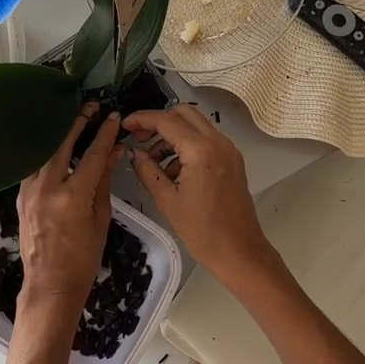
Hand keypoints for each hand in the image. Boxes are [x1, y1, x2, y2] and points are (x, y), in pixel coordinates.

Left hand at [16, 104, 121, 314]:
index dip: (104, 133)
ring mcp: (29, 191)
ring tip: (72, 119)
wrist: (50, 284)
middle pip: (62, 143)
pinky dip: (46, 152)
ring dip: (59, 133)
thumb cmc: (83, 258)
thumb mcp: (101, 218)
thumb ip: (104, 181)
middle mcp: (48, 188)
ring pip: (44, 151)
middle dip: (78, 122)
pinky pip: (34, 166)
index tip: (112, 116)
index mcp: (73, 197)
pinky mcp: (20, 196)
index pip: (93, 154)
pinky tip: (55, 146)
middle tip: (89, 107)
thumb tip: (114, 152)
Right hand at [124, 106, 280, 287]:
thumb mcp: (167, 201)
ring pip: (196, 125)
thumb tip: (135, 153)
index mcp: (201, 151)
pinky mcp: (232, 160)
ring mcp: (228, 150)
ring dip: (173, 134)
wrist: (239, 251)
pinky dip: (187, 145)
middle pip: (184, 113)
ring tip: (154, 162)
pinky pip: (206, 140)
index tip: (125, 125)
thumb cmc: (202, 231)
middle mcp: (218, 142)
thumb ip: (148, 171)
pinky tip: (174, 171)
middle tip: (139, 139)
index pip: (166, 121)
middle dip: (159, 121)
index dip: (142, 119)